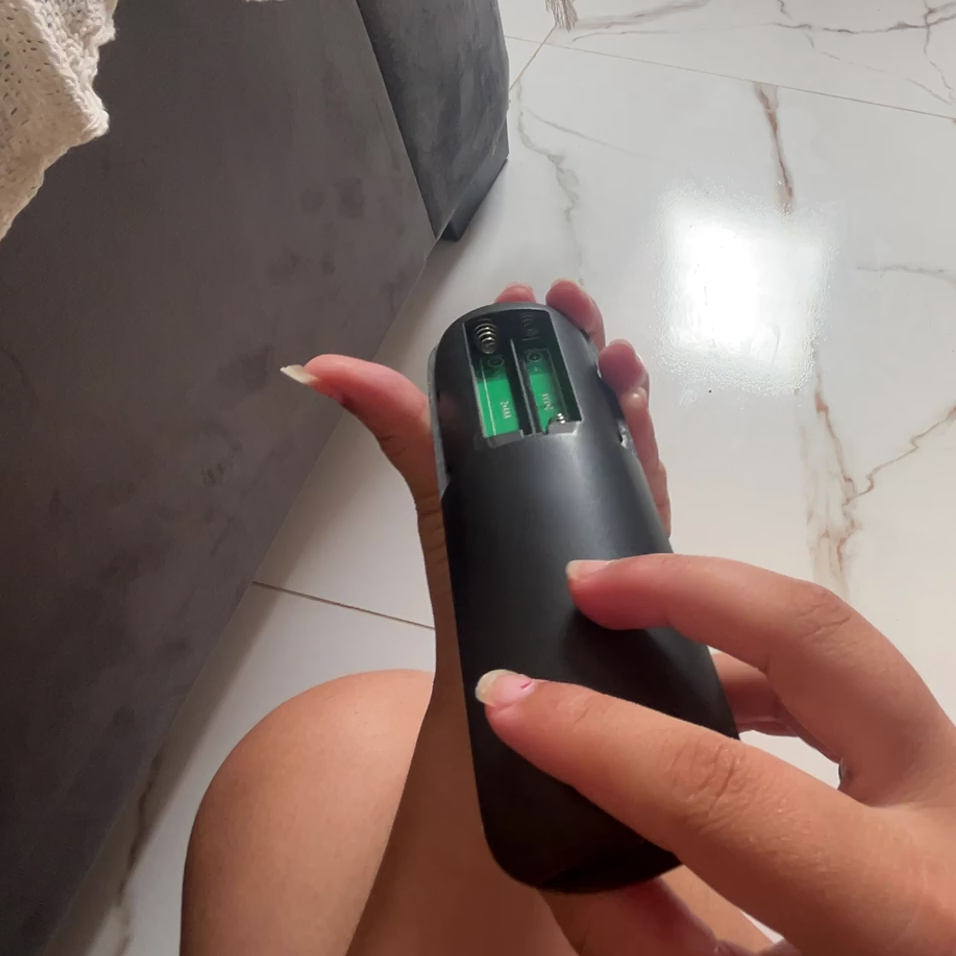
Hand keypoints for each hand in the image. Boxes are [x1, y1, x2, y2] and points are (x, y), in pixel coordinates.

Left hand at [291, 280, 670, 637]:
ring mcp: (599, 489)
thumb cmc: (470, 578)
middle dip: (581, 339)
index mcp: (516, 447)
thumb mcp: (437, 489)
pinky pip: (643, 476)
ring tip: (615, 352)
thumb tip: (311, 368)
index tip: (520, 295)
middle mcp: (561, 460)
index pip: (527, 377)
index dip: (527, 331)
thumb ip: (396, 428)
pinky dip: (644, 439)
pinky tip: (638, 411)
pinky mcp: (631, 525)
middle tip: (572, 303)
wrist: (510, 660)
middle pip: (582, 387)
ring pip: (618, 423)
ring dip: (619, 380)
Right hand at [474, 555, 955, 955]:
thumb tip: (560, 810)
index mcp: (918, 926)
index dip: (603, 734)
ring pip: (842, 641)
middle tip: (588, 584)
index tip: (507, 696)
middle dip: (691, 589)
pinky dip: (768, 661)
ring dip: (729, 609)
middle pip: (820, 641)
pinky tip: (705, 672)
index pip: (729, 792)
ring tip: (629, 608)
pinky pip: (853, 683)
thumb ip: (635, 937)